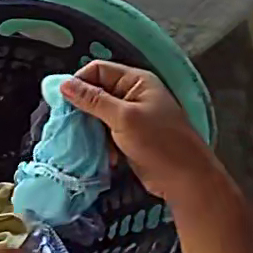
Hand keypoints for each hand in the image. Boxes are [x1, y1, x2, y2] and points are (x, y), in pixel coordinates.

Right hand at [60, 60, 231, 211]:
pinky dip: (99, 141)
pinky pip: (104, 131)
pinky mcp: (128, 136)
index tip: (64, 101)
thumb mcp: (124, 118)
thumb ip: (93, 100)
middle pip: (95, 91)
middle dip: (83, 108)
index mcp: (136, 81)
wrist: (188, 182)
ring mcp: (131, 116)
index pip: (97, 70)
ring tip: (86, 140)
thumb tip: (64, 85)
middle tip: (71, 123)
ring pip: (97, 113)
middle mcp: (132, 94)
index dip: (80, 82)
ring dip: (90, 127)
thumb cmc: (160, 144)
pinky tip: (101, 153)